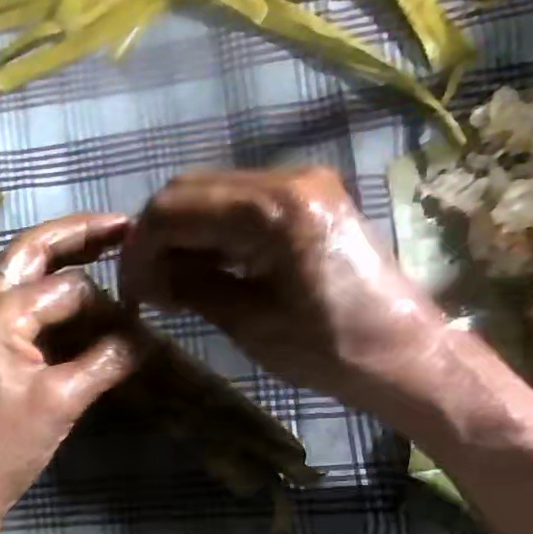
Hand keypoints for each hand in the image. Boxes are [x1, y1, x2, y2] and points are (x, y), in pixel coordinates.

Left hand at [0, 214, 142, 533]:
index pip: (67, 288)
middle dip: (76, 237)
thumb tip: (144, 337)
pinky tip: (73, 308)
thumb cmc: (6, 449)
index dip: (107, 305)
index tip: (136, 327)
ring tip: (103, 254)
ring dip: (59, 265)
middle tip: (121, 227)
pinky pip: (11, 306)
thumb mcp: (63, 402)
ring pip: (19, 276)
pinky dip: (43, 300)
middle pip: (31, 252)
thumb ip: (106, 360)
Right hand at [119, 168, 449, 406]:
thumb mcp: (250, 323)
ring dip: (180, 234)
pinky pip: (238, 205)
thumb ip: (192, 287)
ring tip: (167, 284)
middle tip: (143, 287)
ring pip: (211, 193)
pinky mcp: (307, 200)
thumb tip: (146, 278)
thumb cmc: (330, 349)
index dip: (140, 247)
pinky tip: (200, 270)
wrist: (403, 354)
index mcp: (276, 210)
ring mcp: (301, 184)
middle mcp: (288, 179)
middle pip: (190, 189)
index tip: (129, 290)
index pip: (177, 207)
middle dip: (155, 236)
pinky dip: (209, 233)